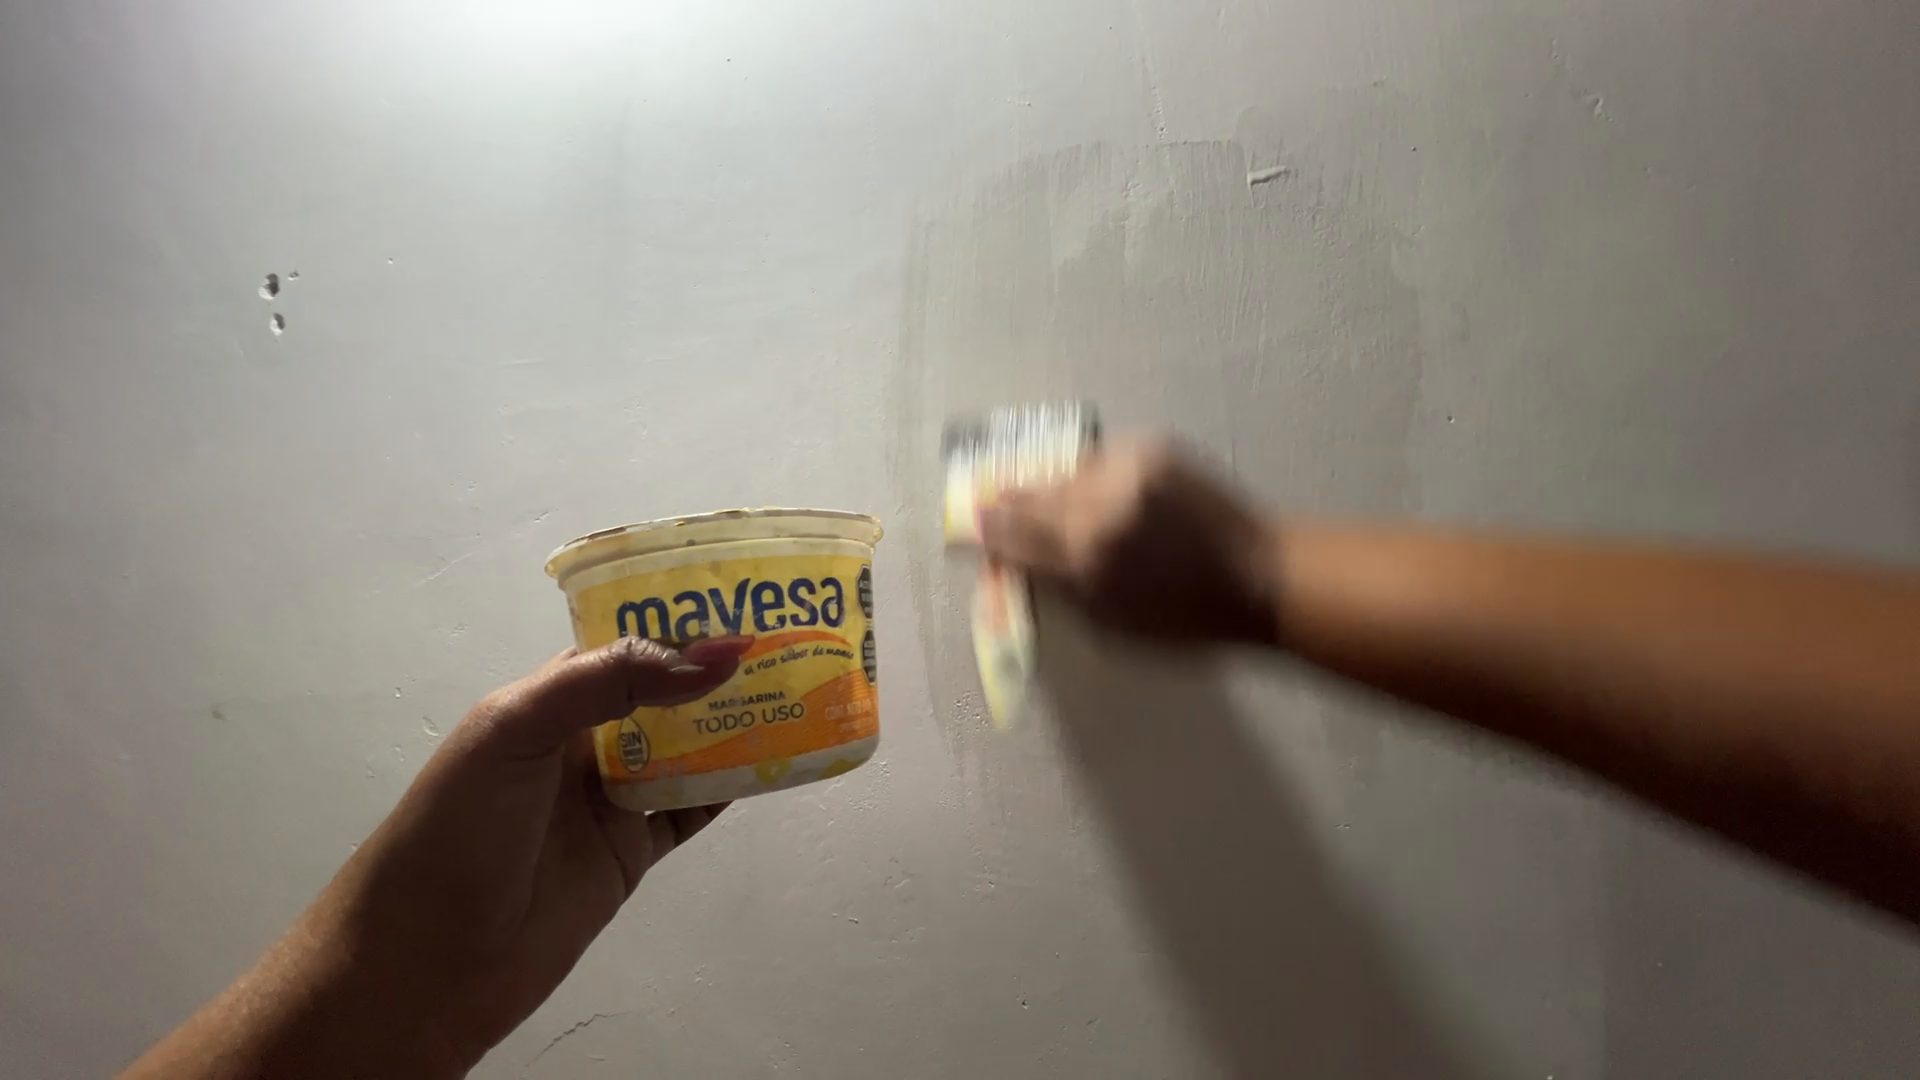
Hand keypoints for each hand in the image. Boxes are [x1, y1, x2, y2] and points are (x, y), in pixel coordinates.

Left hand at [123, 636, 748, 1079]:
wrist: (421, 972)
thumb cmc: (456, 831)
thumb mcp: (516, 728)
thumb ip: (611, 681)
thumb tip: (720, 655)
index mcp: (555, 697)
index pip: (631, 642)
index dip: (684, 621)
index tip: (748, 603)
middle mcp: (592, 736)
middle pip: (670, 689)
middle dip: (722, 667)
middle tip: (790, 642)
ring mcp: (618, 792)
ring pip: (693, 743)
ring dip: (739, 720)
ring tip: (798, 690)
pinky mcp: (639, 844)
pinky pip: (700, 803)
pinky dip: (737, 782)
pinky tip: (778, 759)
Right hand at [978, 439, 1277, 645]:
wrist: (1261, 576)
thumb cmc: (1184, 619)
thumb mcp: (1110, 629)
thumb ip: (1058, 592)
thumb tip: (1016, 564)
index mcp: (1085, 565)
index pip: (1012, 542)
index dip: (983, 535)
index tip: (963, 528)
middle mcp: (1098, 511)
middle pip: (1028, 497)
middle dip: (1004, 501)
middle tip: (985, 498)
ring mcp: (1125, 474)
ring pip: (1061, 472)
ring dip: (1044, 486)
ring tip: (1030, 490)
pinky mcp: (1151, 450)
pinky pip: (1098, 461)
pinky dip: (1086, 476)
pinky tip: (1089, 486)